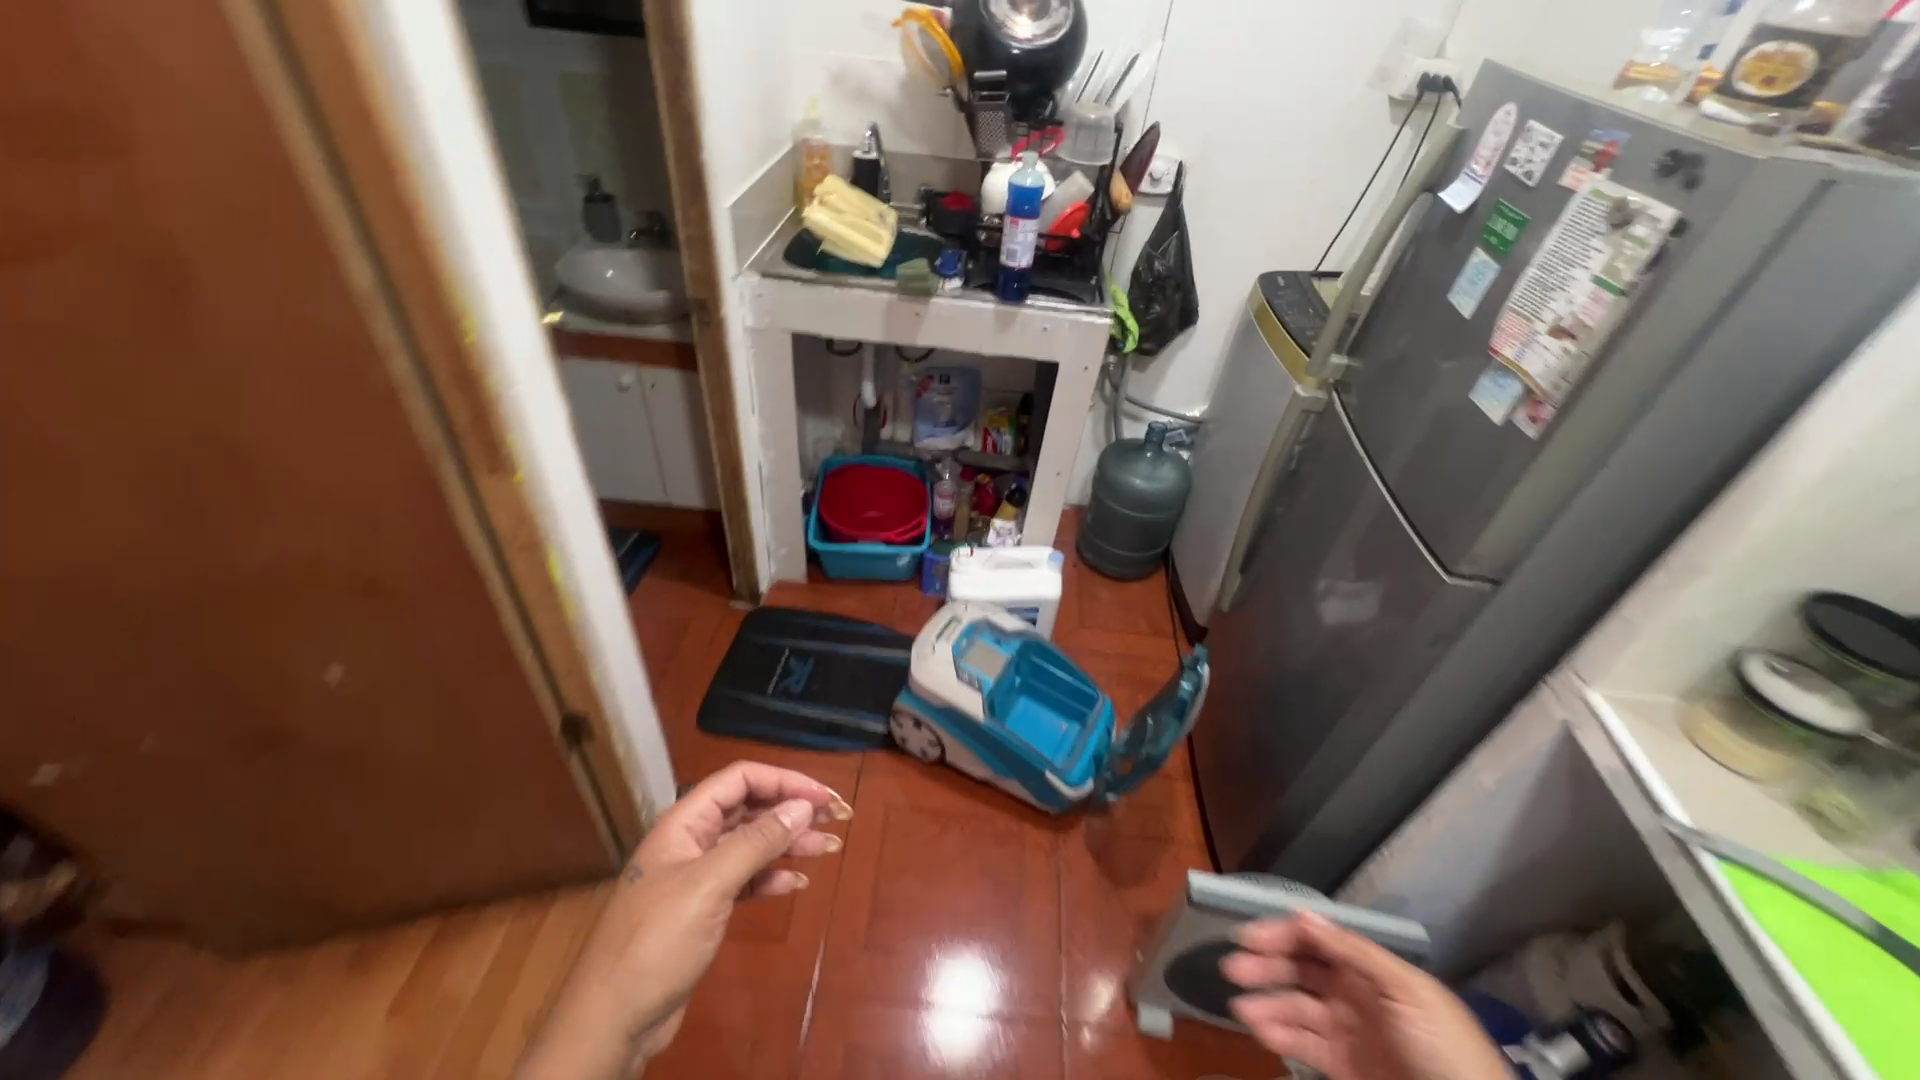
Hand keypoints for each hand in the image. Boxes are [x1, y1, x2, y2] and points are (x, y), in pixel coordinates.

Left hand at [515, 762, 850, 1079]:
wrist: (612, 1017)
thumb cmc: (657, 941)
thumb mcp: (710, 885)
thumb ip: (757, 842)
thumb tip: (802, 806)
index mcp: (685, 823)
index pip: (740, 780)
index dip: (784, 781)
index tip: (824, 799)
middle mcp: (691, 841)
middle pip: (749, 809)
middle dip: (792, 810)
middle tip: (838, 820)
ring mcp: (696, 877)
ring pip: (751, 845)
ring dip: (789, 844)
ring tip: (830, 850)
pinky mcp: (702, 910)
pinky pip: (745, 880)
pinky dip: (771, 878)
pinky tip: (796, 883)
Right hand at [1221, 913, 1509, 1079]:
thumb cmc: (1446, 1047)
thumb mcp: (1408, 992)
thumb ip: (1356, 952)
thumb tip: (1304, 914)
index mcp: (1371, 969)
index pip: (1317, 940)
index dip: (1282, 934)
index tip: (1247, 937)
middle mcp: (1354, 993)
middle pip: (1301, 970)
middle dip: (1266, 966)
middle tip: (1232, 969)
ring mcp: (1347, 1030)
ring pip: (1296, 1008)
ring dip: (1266, 1003)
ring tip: (1241, 1010)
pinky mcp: (1343, 1066)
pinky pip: (1303, 1044)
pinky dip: (1279, 1035)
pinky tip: (1261, 1032)